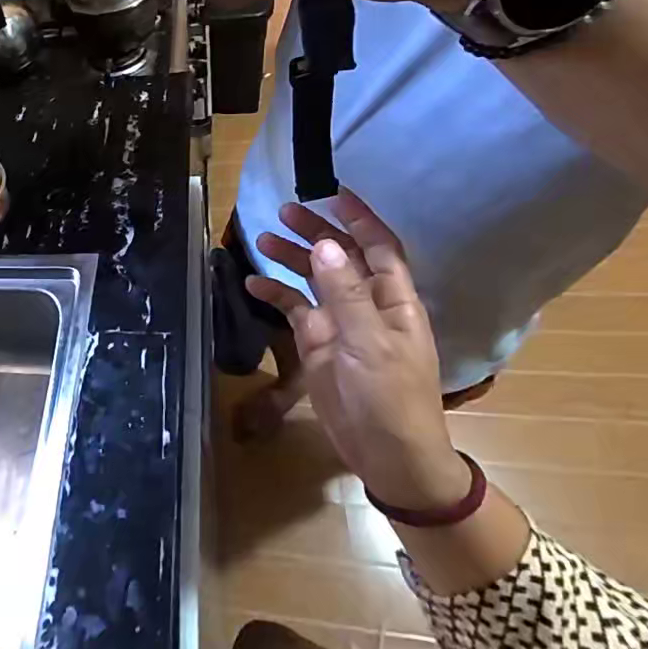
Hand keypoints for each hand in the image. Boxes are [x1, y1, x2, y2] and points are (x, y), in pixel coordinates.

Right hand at [245, 191, 470, 511]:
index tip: (334, 193)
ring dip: (292, 258)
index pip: (379, 246)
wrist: (386, 455)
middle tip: (284, 211)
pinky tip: (254, 282)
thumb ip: (346, 294)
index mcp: (393, 299)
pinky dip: (276, 294)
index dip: (359, 218)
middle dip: (316, 232)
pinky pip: (295, 309)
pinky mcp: (318, 343)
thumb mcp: (370, 343)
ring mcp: (340, 322)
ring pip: (314, 279)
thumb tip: (325, 246)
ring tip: (263, 237)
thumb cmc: (391, 397)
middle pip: (341, 257)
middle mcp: (366, 303)